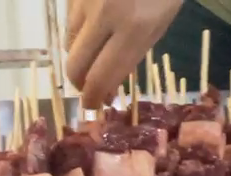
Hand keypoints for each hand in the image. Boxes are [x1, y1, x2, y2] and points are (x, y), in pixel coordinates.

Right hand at [65, 0, 184, 110]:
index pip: (99, 80)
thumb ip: (132, 53)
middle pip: (75, 68)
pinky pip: (70, 18)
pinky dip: (79, 26)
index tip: (94, 105)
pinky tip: (95, 18)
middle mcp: (105, 15)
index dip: (93, 99)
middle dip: (81, 82)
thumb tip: (107, 86)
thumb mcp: (160, 19)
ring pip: (69, 43)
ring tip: (97, 46)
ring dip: (81, 51)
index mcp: (134, 28)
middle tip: (90, 84)